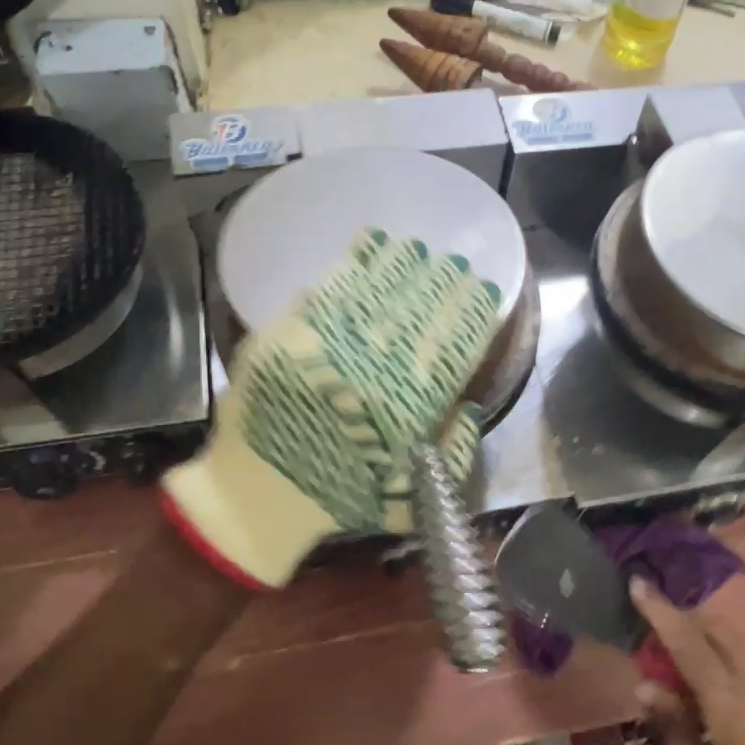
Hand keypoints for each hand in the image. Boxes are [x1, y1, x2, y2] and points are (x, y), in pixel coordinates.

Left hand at [163, 229, 501, 589]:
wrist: (259, 496)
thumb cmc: (338, 498)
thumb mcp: (413, 495)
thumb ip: (452, 452)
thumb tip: (471, 408)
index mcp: (412, 403)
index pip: (456, 343)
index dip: (475, 312)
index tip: (485, 290)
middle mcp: (377, 366)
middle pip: (421, 309)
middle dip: (444, 281)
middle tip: (454, 263)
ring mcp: (331, 345)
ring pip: (379, 290)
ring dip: (403, 265)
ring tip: (416, 249)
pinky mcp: (291, 333)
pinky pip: (329, 289)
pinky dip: (352, 265)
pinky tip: (368, 245)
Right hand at [631, 582, 744, 744]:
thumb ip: (672, 729)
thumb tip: (648, 687)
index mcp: (735, 708)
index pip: (691, 644)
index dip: (661, 612)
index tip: (639, 582)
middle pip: (725, 634)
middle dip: (690, 619)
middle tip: (655, 621)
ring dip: (711, 643)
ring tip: (677, 659)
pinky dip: (730, 668)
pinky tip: (711, 695)